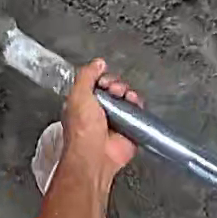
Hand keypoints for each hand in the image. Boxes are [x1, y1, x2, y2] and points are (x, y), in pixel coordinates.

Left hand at [60, 59, 141, 191]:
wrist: (95, 154)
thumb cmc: (82, 130)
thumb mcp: (78, 94)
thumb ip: (87, 75)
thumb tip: (98, 63)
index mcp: (84, 103)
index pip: (97, 83)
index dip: (103, 78)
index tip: (103, 81)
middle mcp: (99, 112)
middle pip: (114, 88)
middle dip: (117, 85)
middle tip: (114, 91)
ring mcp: (115, 120)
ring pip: (127, 98)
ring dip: (128, 94)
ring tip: (125, 98)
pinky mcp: (129, 129)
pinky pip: (138, 112)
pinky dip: (138, 106)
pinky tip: (134, 105)